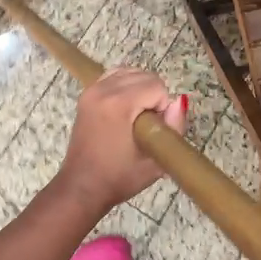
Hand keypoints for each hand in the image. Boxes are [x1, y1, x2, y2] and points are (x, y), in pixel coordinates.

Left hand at [53, 68, 186, 217]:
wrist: (81, 187)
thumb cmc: (119, 178)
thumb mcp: (155, 161)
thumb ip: (173, 127)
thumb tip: (179, 101)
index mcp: (119, 104)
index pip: (156, 86)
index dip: (163, 107)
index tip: (155, 130)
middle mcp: (103, 90)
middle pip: (144, 75)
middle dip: (153, 96)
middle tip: (148, 126)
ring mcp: (92, 90)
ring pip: (130, 72)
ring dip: (140, 89)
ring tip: (137, 117)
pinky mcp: (87, 94)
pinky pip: (114, 76)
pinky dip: (126, 85)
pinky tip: (127, 107)